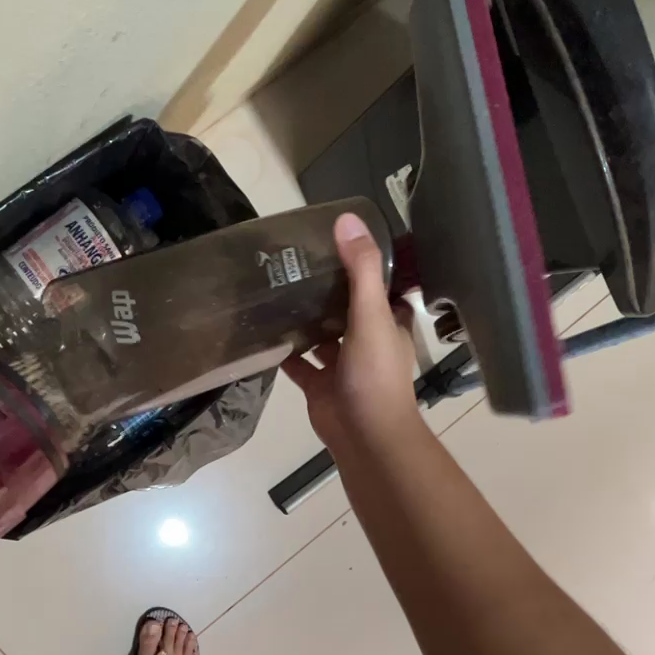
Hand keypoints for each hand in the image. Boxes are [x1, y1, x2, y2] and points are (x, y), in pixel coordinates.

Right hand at [281, 213, 425, 457]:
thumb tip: (346, 219)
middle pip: (347, 307)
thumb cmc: (375, 375)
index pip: (381, 285)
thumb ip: (360, 269)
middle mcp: (368, 340)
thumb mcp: (371, 314)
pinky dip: (285, 351)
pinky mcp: (319, 385)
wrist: (364, 435)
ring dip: (305, 318)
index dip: (366, 263)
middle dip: (328, 288)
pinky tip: (265, 331)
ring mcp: (342, 364)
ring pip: (322, 335)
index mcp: (389, 322)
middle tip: (298, 259)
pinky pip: (299, 364)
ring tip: (277, 288)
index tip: (342, 240)